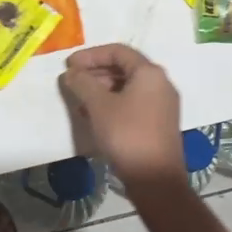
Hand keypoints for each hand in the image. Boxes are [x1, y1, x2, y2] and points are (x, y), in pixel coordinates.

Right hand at [60, 44, 183, 188]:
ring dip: (101, 89)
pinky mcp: (159, 123)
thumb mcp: (98, 105)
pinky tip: (94, 116)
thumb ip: (82, 82)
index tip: (69, 65)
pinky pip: (133, 103)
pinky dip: (113, 103)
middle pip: (123, 67)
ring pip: (127, 87)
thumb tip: (71, 73)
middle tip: (73, 81)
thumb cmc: (127, 134)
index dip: (90, 55)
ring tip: (80, 100)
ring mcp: (162, 105)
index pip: (117, 51)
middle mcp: (160, 84)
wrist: (156, 181)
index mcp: (149, 73)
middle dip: (95, 72)